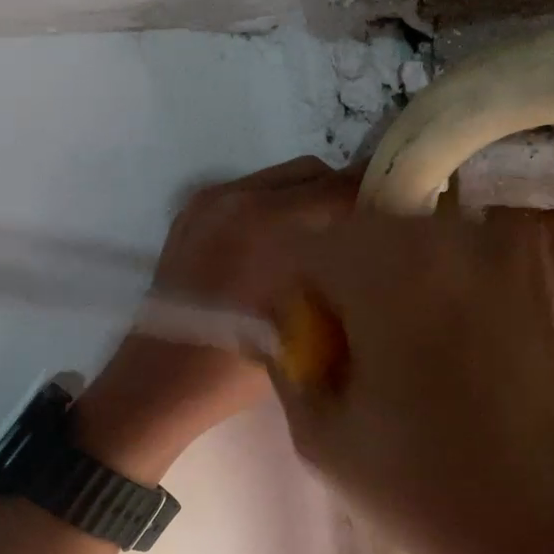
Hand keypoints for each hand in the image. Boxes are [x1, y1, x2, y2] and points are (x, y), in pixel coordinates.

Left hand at [74, 157, 357, 481]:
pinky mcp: (192, 210)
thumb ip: (338, 283)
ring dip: (307, 201)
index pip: (345, 190)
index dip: (378, 202)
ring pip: (282, 178)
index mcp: (272, 228)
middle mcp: (242, 198)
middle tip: (359, 238)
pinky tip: (275, 248)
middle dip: (343, 199)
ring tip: (317, 244)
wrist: (159, 380)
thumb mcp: (303, 333)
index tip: (394, 227)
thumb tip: (373, 257)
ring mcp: (211, 200)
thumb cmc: (235, 371)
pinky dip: (272, 208)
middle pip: (316, 173)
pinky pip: (249, 190)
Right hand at [271, 215, 553, 553]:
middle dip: (364, 287)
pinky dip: (494, 299)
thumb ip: (288, 362)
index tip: (306, 339)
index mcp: (395, 268)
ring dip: (432, 289)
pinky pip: (515, 269)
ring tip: (448, 365)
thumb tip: (289, 324)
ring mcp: (544, 250)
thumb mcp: (325, 442)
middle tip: (377, 360)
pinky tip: (503, 363)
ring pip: (453, 248)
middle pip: (385, 239)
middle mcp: (472, 233)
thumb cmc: (432, 498)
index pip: (310, 245)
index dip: (294, 293)